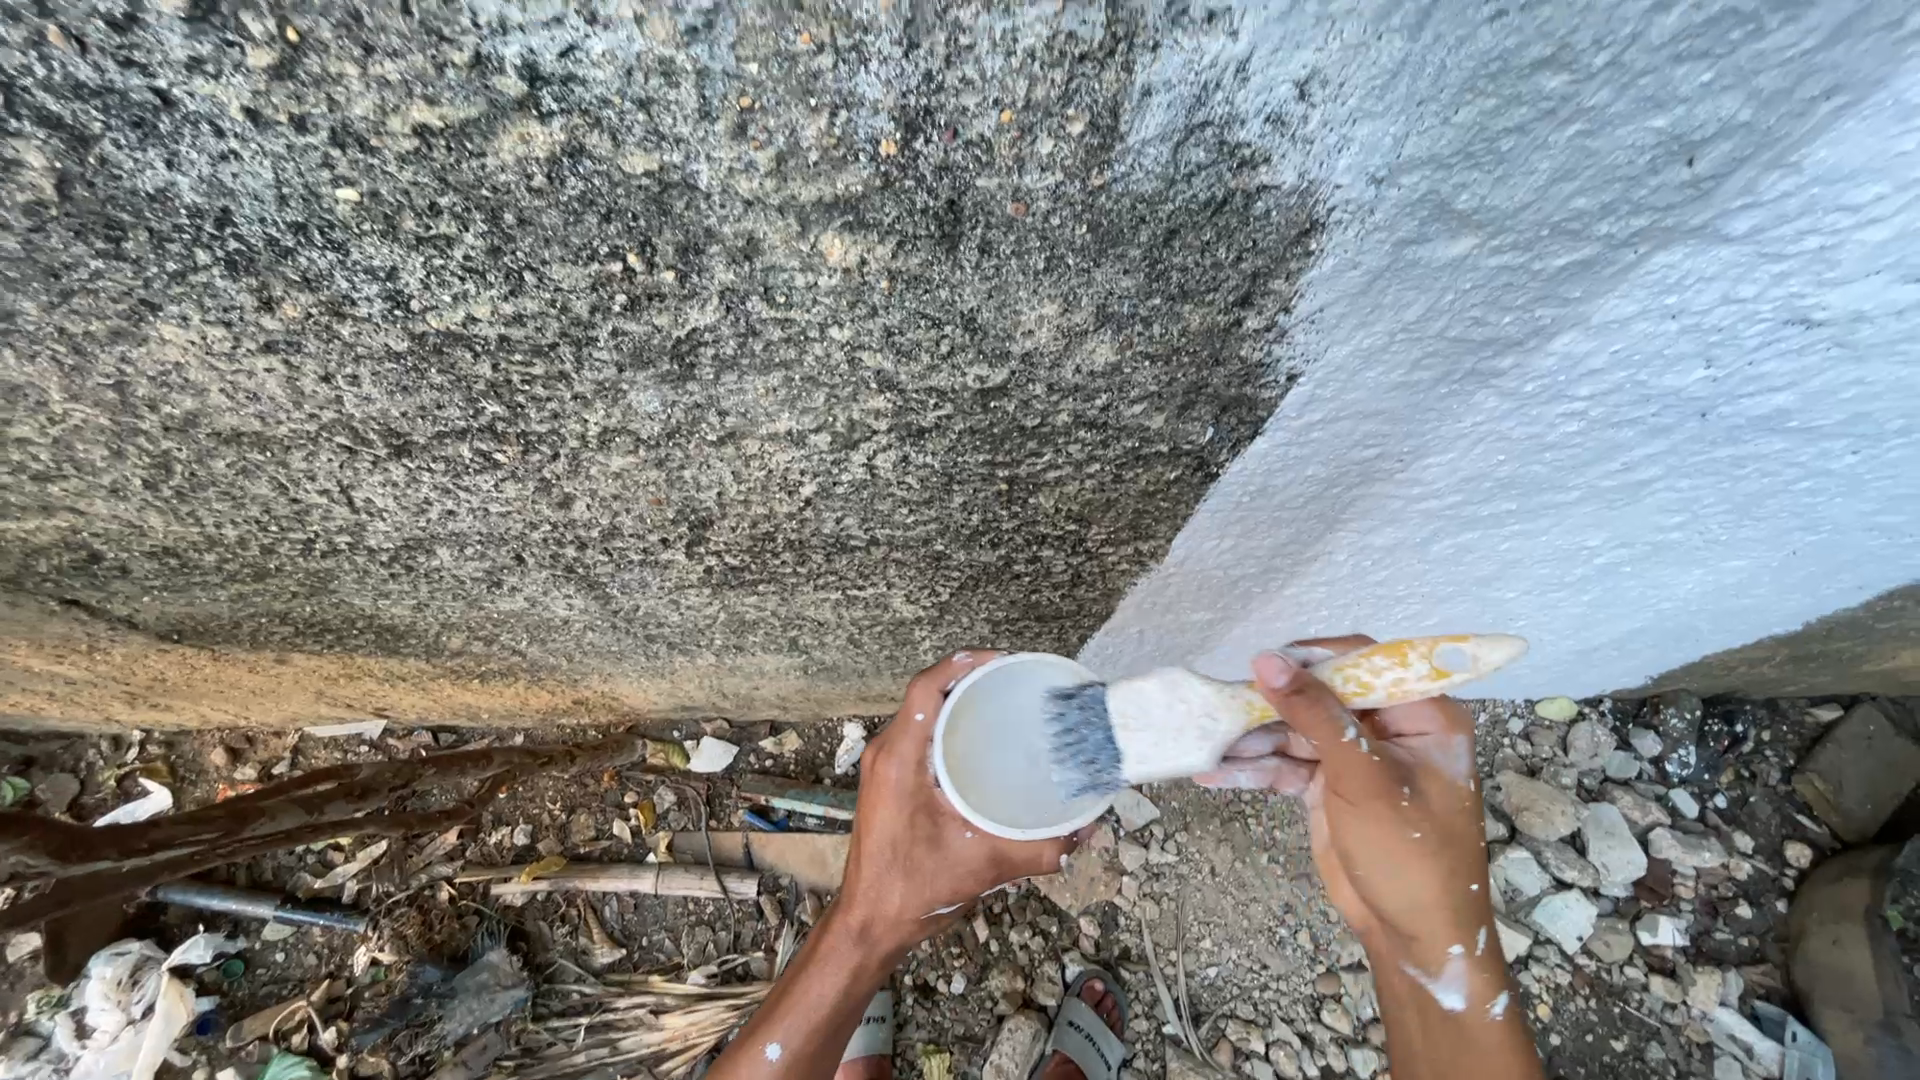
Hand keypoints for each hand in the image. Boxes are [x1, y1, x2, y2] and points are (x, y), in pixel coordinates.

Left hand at [835, 650, 1080, 955]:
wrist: (870, 922)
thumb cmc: (914, 890)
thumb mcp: (984, 865)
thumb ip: (1040, 848)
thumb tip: (1086, 830)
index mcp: (900, 759)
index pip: (924, 688)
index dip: (960, 663)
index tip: (1000, 660)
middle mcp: (885, 753)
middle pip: (924, 695)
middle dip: (965, 678)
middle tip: (1010, 680)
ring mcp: (882, 766)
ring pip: (918, 714)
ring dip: (953, 701)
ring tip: (998, 702)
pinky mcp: (887, 780)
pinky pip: (915, 735)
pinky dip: (944, 726)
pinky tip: (976, 742)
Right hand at [1196, 637, 1500, 986]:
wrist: (1412, 936)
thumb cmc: (1408, 852)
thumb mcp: (1362, 775)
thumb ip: (1313, 713)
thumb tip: (1265, 658)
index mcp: (1421, 715)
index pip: (1365, 663)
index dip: (1315, 657)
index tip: (1265, 662)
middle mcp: (1388, 728)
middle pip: (1319, 696)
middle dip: (1271, 704)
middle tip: (1225, 705)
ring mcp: (1354, 757)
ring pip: (1295, 730)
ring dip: (1253, 739)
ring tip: (1210, 743)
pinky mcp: (1327, 784)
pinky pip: (1286, 764)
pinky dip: (1254, 769)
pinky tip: (1213, 773)